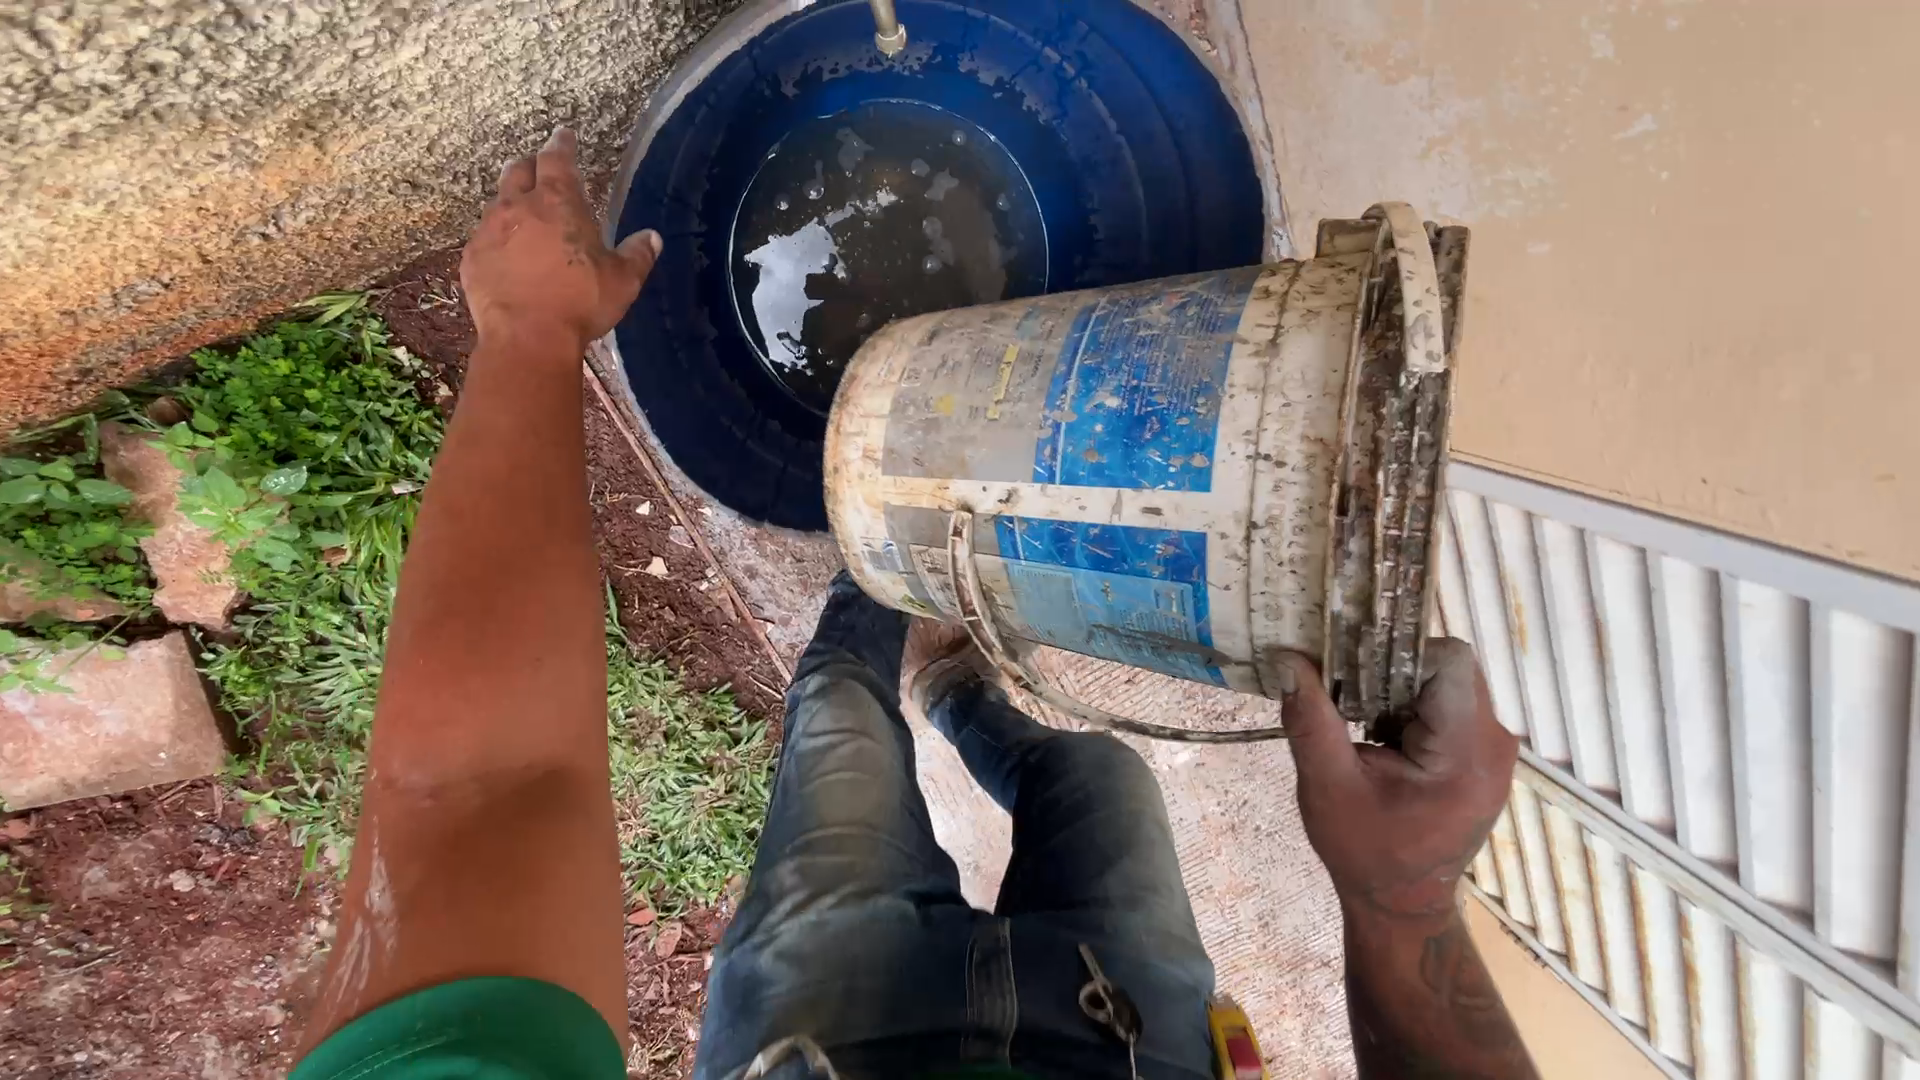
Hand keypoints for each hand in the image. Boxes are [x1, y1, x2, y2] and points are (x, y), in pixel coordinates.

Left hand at [460, 126, 661, 349]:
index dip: (562, 144)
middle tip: (542, 168)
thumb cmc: (581, 301)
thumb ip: (638, 255)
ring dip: (513, 200)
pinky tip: (509, 253)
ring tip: (525, 212)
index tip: (564, 135)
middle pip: (520, 170)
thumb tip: (652, 237)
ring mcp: (490, 229)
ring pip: (499, 201)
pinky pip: (486, 236)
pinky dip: (500, 236)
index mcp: (559, 204)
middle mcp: (519, 206)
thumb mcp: (623, 281)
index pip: (558, 159)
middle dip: (532, 165)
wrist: (528, 334)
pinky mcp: (473, 256)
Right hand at [1281, 639, 1517, 921]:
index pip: (1449, 662)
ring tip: (1350, 702)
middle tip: (1339, 680)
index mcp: (1466, 754)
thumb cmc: (1364, 849)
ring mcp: (1490, 746)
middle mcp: (1494, 742)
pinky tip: (1368, 721)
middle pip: (1447, 665)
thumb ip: (1310, 719)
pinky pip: (1443, 698)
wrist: (1400, 901)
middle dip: (1388, 663)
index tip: (1346, 662)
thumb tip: (1286, 658)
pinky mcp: (1477, 749)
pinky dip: (1402, 697)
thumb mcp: (1326, 785)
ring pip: (1444, 677)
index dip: (1395, 649)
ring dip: (1393, 680)